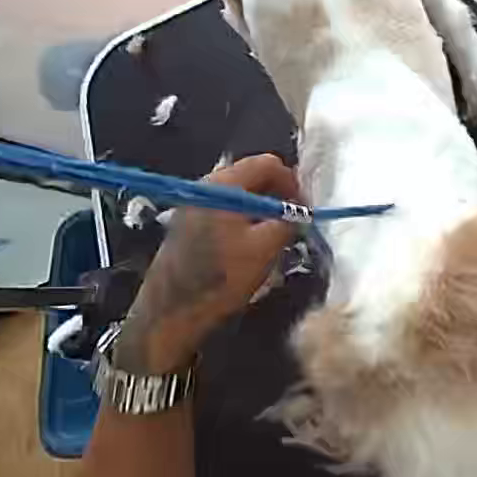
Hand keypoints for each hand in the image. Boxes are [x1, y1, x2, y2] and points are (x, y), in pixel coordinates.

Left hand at [110, 154, 301, 375]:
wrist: (172, 312)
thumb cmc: (222, 276)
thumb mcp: (266, 247)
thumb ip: (288, 221)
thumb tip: (299, 211)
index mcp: (224, 185)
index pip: (267, 164)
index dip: (292, 182)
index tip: (304, 208)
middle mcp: (206, 187)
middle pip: (252, 176)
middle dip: (278, 194)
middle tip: (294, 220)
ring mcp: (194, 206)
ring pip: (240, 195)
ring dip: (263, 208)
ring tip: (277, 234)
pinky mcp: (188, 225)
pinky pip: (226, 210)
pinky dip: (246, 219)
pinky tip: (252, 244)